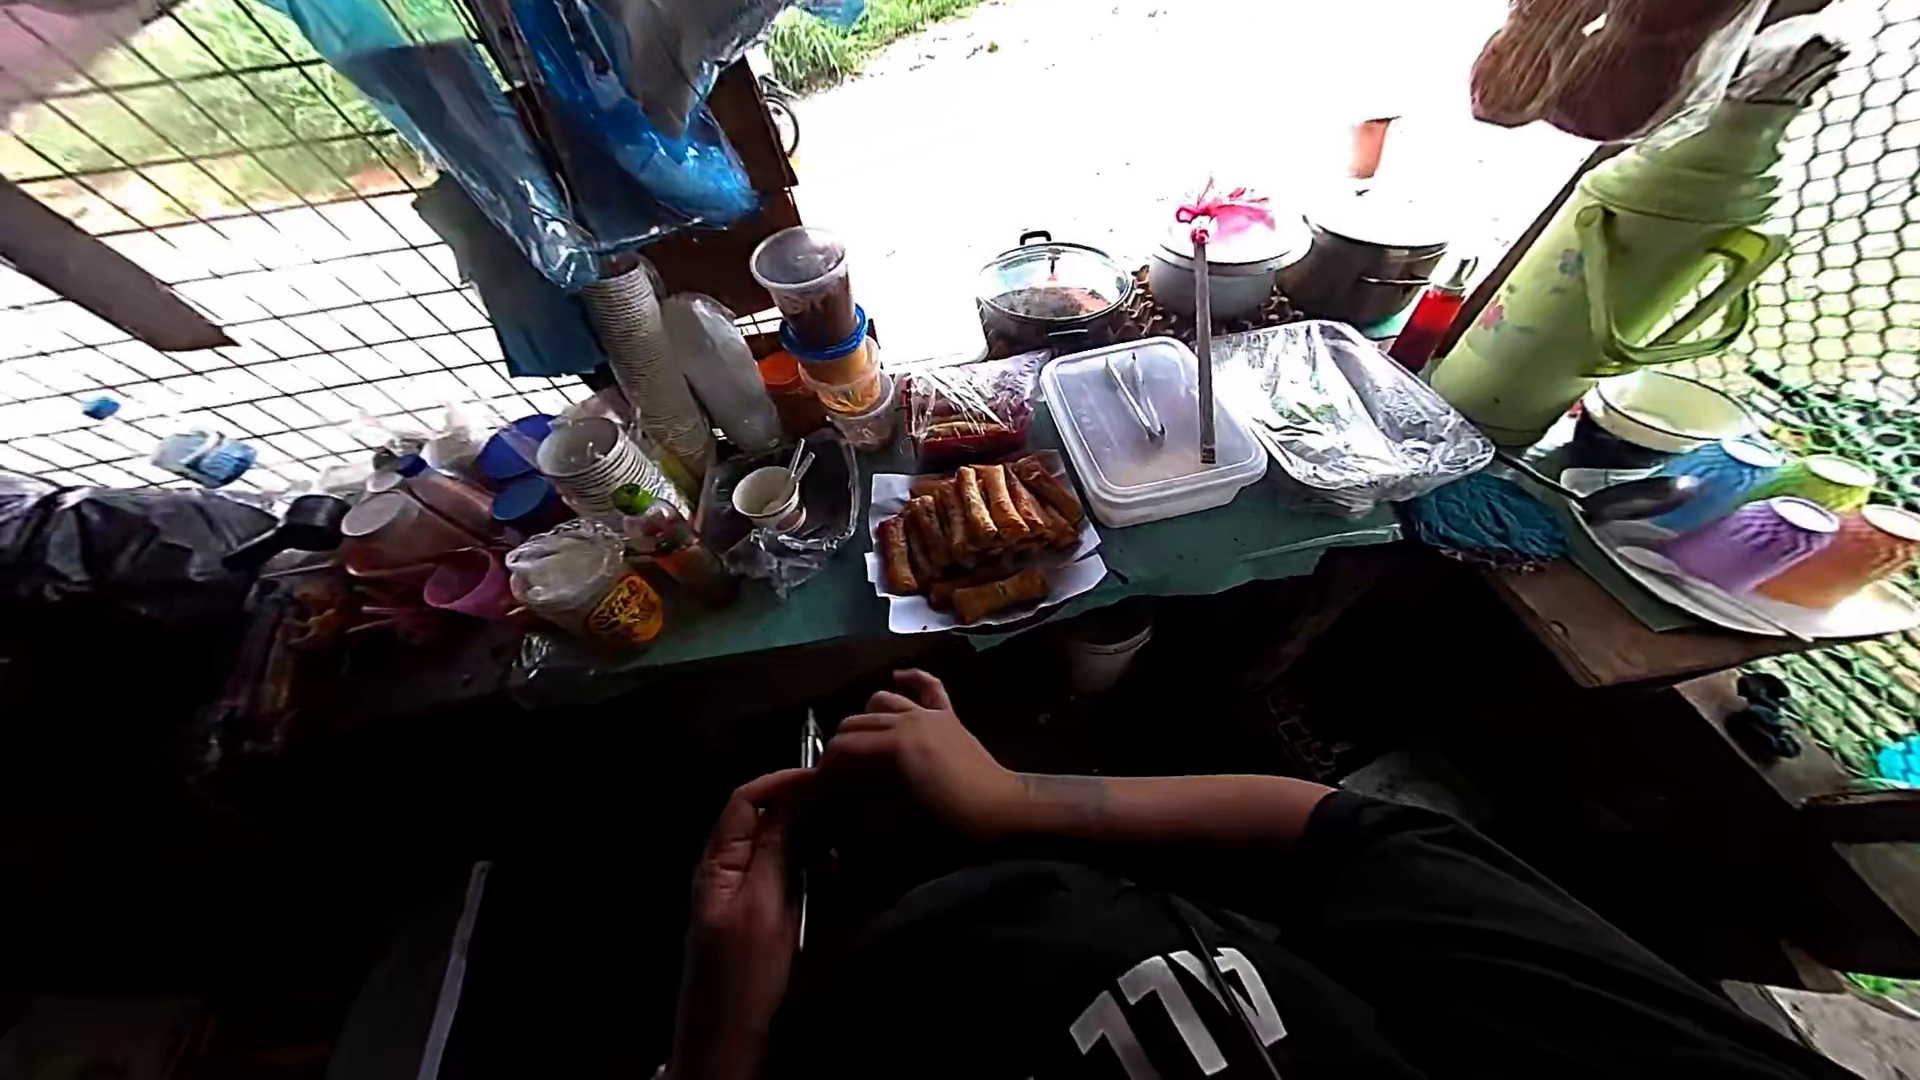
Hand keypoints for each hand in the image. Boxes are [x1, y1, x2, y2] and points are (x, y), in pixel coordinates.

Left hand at [671, 768, 809, 1079]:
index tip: (817, 777)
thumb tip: (791, 799)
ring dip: (806, 831)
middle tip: (835, 802)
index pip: (745, 799)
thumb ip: (774, 847)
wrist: (727, 1037)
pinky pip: (781, 865)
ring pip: (775, 838)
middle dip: (797, 804)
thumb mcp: (764, 902)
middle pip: (760, 814)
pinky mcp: (757, 903)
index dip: (780, 781)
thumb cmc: (741, 975)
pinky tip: (827, 866)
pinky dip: (805, 858)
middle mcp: (726, 866)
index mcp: (718, 861)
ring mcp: (741, 885)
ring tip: (836, 836)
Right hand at [821, 670, 1022, 838]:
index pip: (844, 750)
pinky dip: (910, 678)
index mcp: (895, 747)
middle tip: (834, 776)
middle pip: (857, 724)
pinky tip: (896, 676)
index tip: (816, 789)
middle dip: (839, 747)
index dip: (825, 770)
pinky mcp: (949, 716)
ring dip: (864, 719)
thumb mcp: (903, 824)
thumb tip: (842, 801)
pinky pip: (928, 686)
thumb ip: (867, 809)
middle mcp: (908, 721)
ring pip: (883, 701)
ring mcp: (930, 714)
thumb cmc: (954, 824)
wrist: (1005, 812)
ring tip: (857, 743)